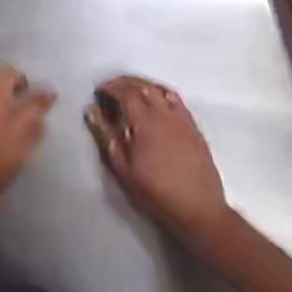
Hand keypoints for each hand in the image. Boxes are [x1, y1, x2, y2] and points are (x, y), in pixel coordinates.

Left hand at [0, 67, 54, 200]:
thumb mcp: (17, 161)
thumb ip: (30, 138)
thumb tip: (39, 121)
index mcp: (11, 127)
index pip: (34, 105)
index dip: (45, 98)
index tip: (49, 96)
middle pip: (6, 78)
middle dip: (18, 77)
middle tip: (22, 84)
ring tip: (0, 80)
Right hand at [86, 76, 231, 241]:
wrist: (198, 209)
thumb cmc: (155, 191)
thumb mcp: (123, 168)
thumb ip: (107, 136)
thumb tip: (93, 111)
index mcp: (146, 123)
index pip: (126, 93)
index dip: (111, 88)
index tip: (99, 91)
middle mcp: (166, 116)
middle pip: (144, 87)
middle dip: (125, 82)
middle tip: (111, 87)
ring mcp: (183, 120)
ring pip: (163, 90)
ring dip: (144, 85)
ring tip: (131, 90)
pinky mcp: (194, 129)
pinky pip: (178, 101)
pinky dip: (162, 94)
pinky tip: (157, 102)